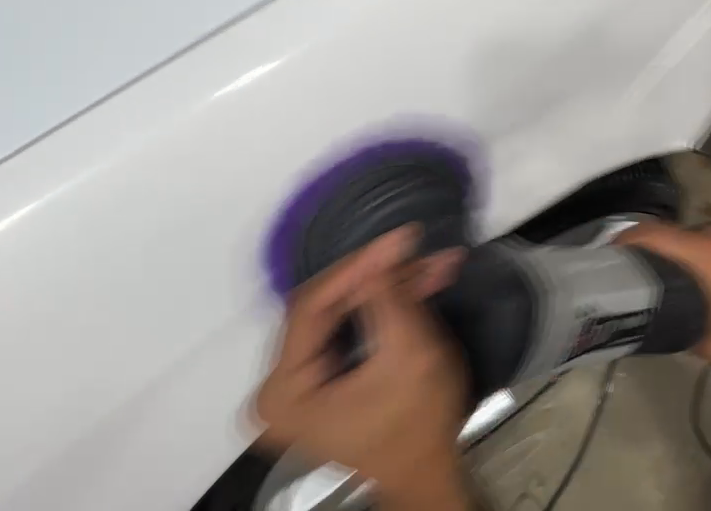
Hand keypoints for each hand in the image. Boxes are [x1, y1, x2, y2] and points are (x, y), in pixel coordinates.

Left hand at [252, 228, 468, 503]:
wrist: (428, 472)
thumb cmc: (418, 424)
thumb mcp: (409, 356)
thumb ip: (390, 299)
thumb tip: (387, 246)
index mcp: (284, 391)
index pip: (312, 307)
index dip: (358, 267)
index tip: (402, 238)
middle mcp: (276, 386)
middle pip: (326, 306)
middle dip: (379, 275)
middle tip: (419, 250)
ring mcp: (296, 383)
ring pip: (342, 311)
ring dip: (390, 286)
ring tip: (433, 265)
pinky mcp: (318, 378)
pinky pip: (348, 326)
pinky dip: (385, 305)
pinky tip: (421, 284)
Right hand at [617, 222, 710, 362]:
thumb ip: (688, 339)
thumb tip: (668, 334)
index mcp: (698, 252)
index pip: (651, 232)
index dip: (625, 238)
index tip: (605, 254)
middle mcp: (709, 236)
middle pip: (667, 236)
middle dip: (645, 251)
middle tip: (625, 276)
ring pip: (688, 242)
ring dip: (672, 256)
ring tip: (656, 282)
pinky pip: (707, 247)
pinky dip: (693, 260)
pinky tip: (694, 283)